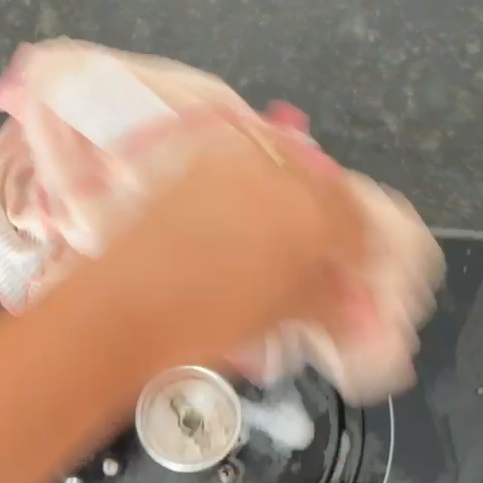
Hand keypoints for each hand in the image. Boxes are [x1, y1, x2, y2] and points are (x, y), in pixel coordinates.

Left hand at [85, 117, 374, 369]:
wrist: (121, 308)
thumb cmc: (205, 321)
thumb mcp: (280, 314)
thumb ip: (329, 303)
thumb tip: (355, 308)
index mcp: (316, 212)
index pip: (362, 229)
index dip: (361, 259)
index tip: (353, 281)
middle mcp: (281, 172)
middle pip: (327, 192)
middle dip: (330, 226)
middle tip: (319, 260)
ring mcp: (234, 161)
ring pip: (285, 172)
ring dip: (293, 202)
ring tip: (279, 242)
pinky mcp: (195, 162)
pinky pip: (242, 168)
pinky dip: (252, 191)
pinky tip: (241, 224)